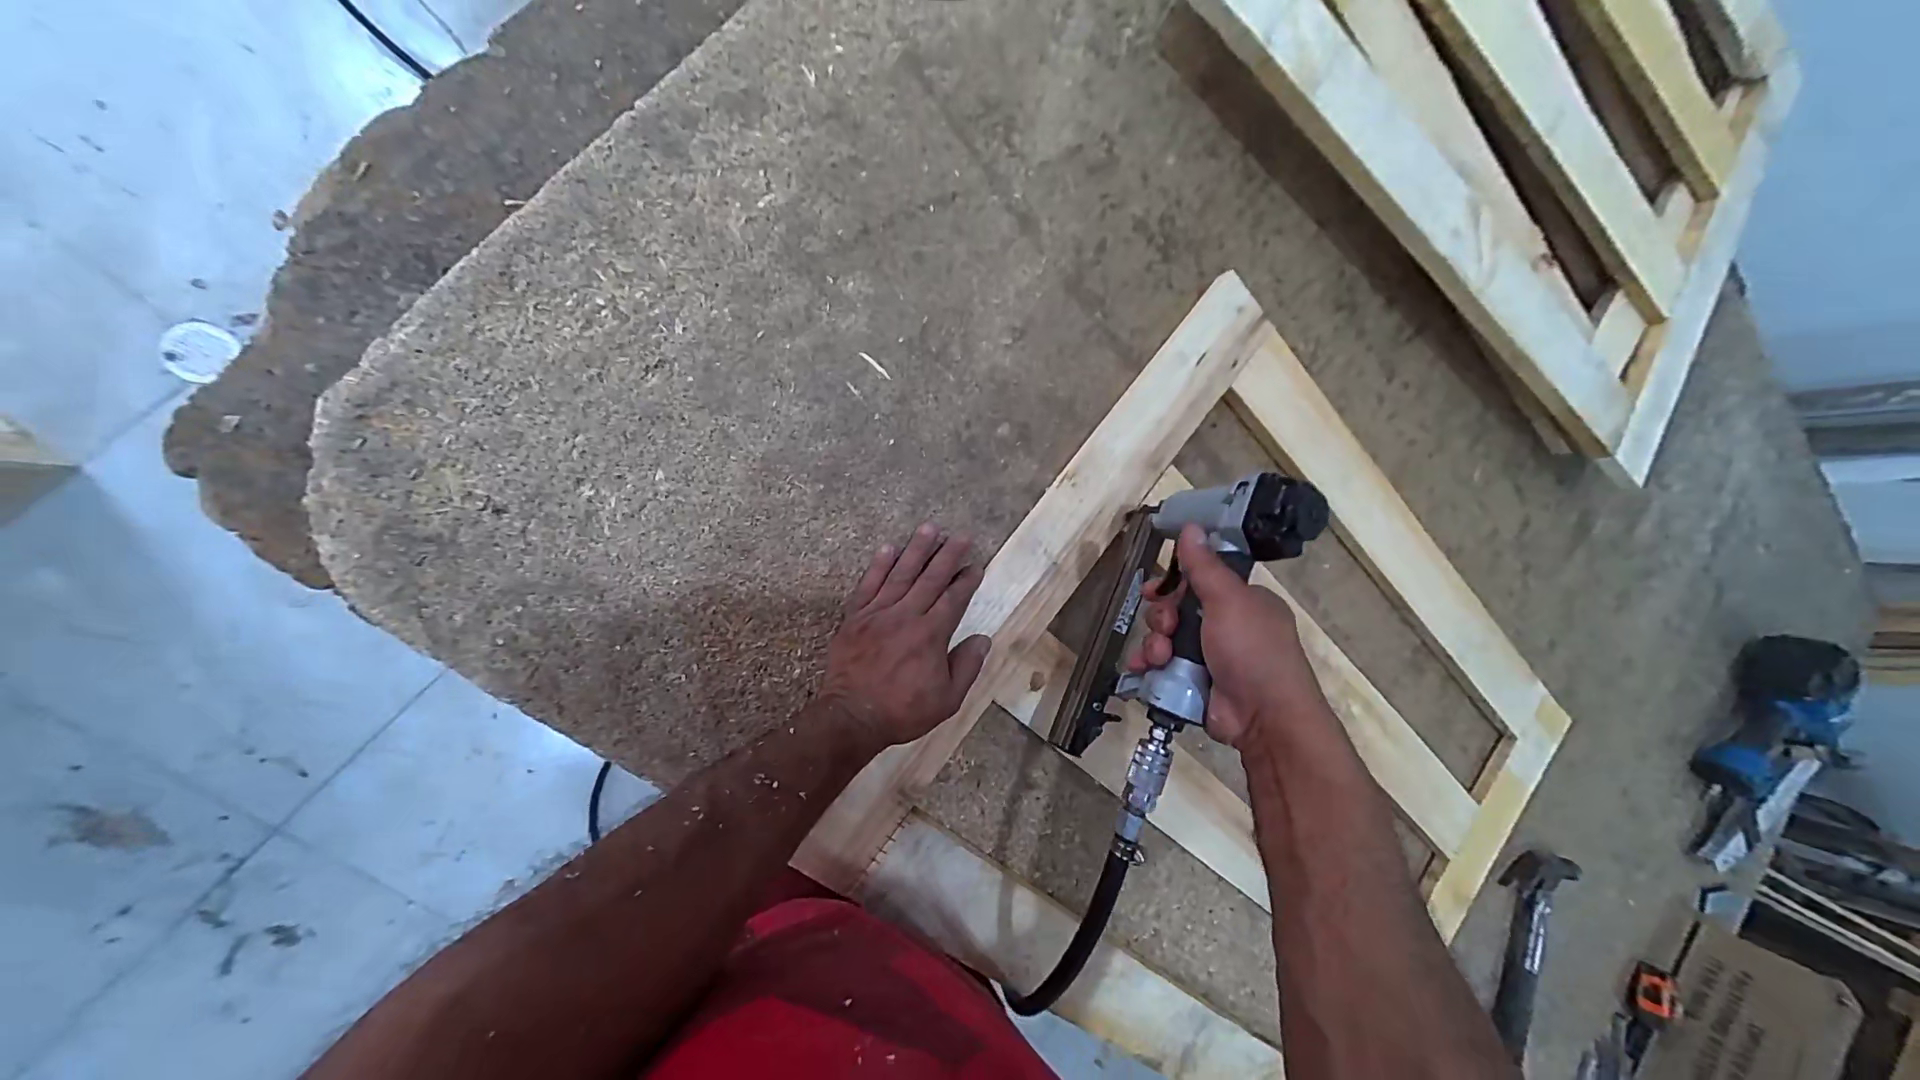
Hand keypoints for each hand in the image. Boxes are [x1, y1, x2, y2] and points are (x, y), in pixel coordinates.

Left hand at [818, 523, 992, 750]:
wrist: (853, 716)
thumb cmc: (903, 711)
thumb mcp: (947, 699)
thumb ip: (966, 666)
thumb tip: (982, 640)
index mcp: (930, 635)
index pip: (953, 599)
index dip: (966, 581)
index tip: (976, 566)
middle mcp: (906, 616)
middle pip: (931, 578)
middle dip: (948, 555)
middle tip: (961, 536)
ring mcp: (878, 613)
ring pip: (901, 574)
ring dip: (917, 549)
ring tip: (929, 528)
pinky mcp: (856, 617)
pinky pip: (869, 584)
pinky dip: (879, 565)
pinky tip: (888, 548)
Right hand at [1126, 525, 1321, 748]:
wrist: (1264, 718)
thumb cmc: (1252, 650)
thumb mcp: (1228, 601)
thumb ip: (1204, 566)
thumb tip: (1191, 526)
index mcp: (1243, 602)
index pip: (1201, 581)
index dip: (1174, 582)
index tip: (1155, 587)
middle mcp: (1227, 627)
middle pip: (1177, 609)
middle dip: (1163, 617)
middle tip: (1166, 626)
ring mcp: (1210, 657)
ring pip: (1165, 638)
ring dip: (1155, 644)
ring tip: (1160, 656)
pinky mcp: (1194, 682)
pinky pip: (1162, 665)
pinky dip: (1149, 666)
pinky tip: (1143, 669)